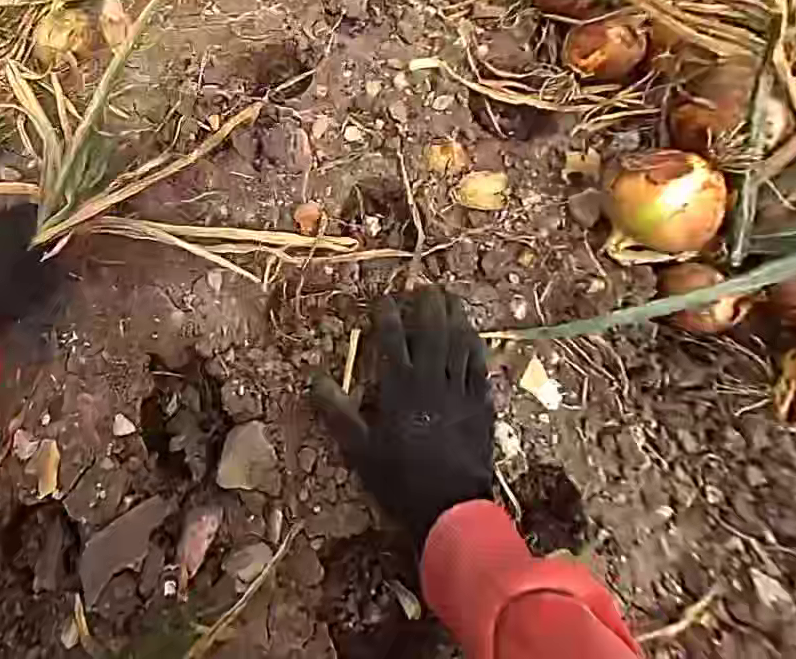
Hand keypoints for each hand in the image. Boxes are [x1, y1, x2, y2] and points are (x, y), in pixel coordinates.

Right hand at [313, 288, 495, 540]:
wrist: (450, 508)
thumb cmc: (400, 479)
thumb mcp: (360, 449)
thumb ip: (337, 412)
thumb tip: (314, 379)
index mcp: (400, 386)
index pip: (391, 338)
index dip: (386, 314)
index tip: (382, 298)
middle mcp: (430, 379)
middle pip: (431, 330)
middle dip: (428, 304)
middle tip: (425, 287)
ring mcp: (459, 390)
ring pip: (459, 342)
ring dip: (456, 317)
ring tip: (452, 298)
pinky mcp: (481, 404)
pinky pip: (479, 366)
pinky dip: (475, 347)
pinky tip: (474, 336)